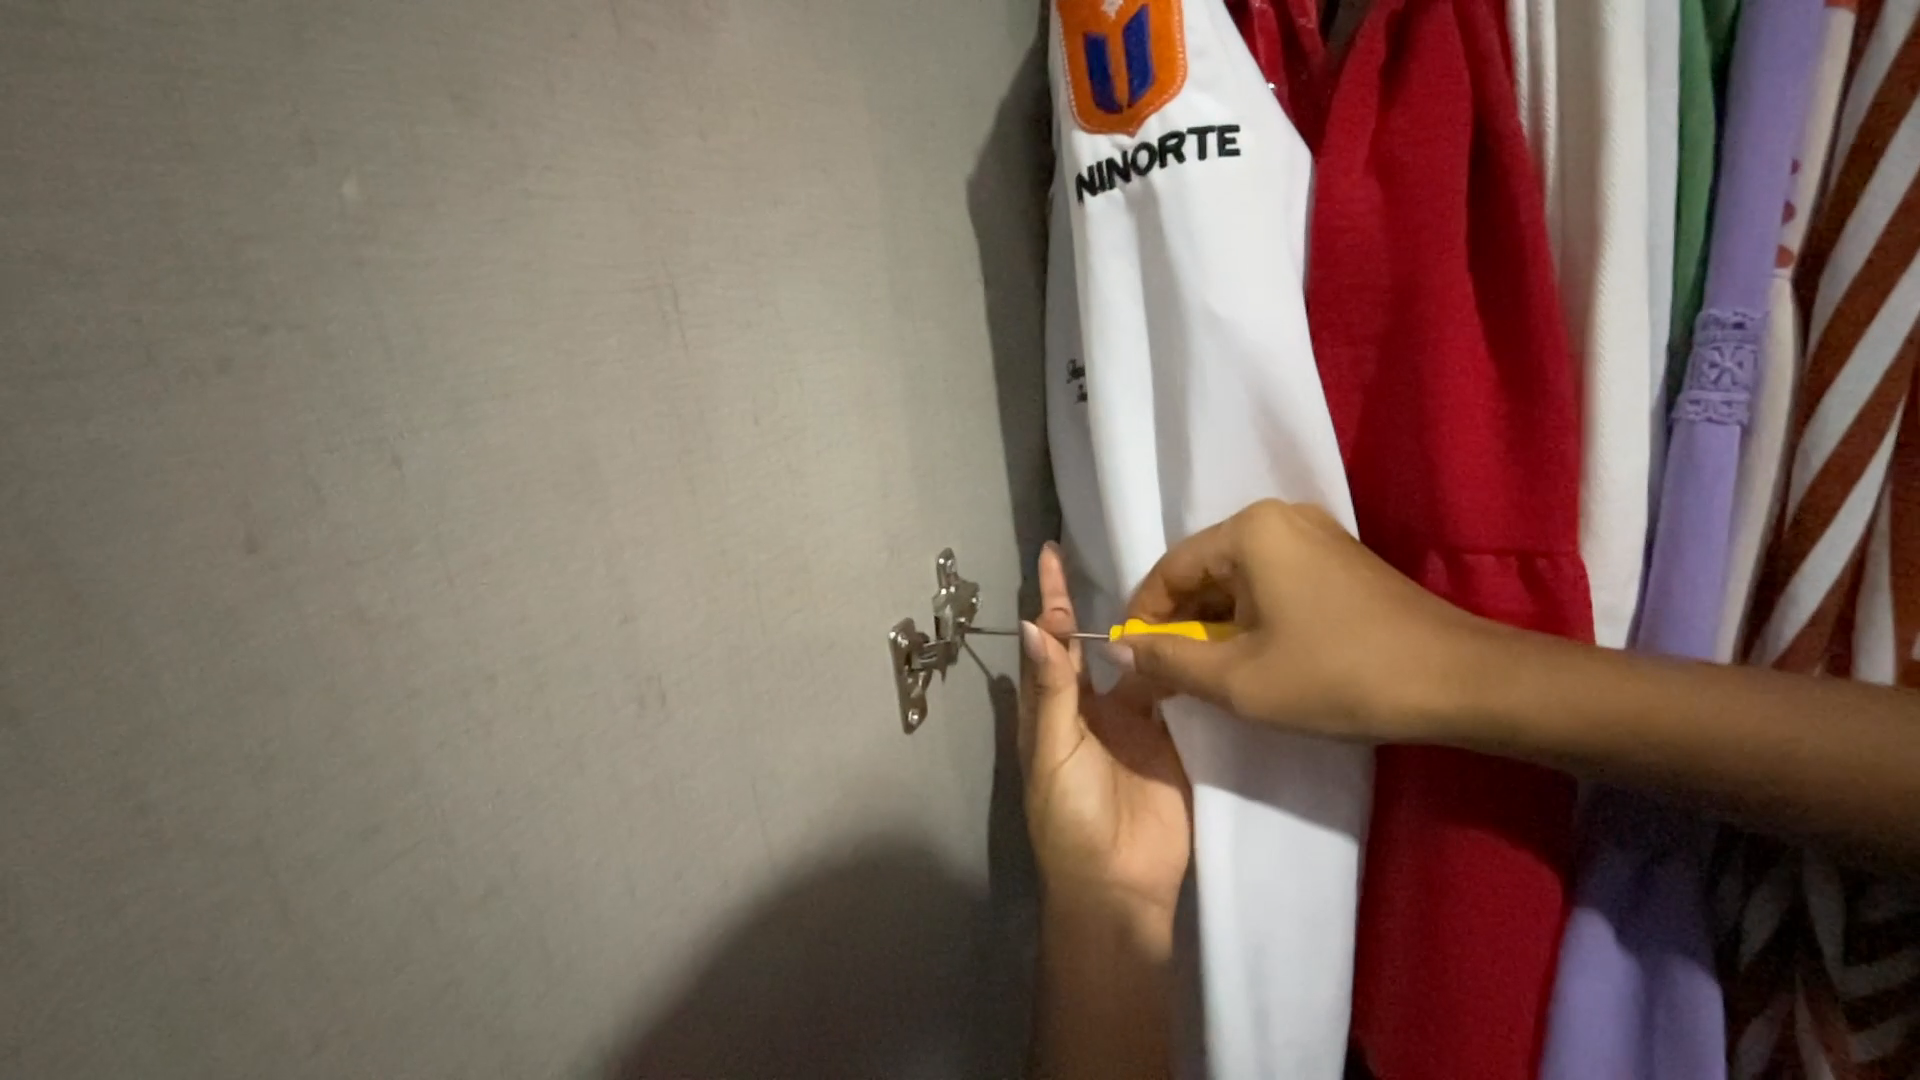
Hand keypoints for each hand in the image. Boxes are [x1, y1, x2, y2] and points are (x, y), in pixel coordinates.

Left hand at [1020, 543, 1191, 922]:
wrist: (1120, 886)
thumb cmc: (1070, 817)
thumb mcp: (1053, 751)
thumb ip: (1050, 690)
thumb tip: (1032, 623)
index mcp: (1053, 708)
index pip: (1049, 642)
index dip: (1050, 598)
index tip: (1052, 552)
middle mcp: (1091, 707)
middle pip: (1092, 645)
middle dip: (1096, 603)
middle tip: (1114, 553)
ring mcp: (1134, 722)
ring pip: (1137, 662)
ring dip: (1144, 628)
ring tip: (1163, 581)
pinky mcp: (1172, 739)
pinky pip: (1175, 692)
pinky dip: (1180, 664)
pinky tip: (1196, 630)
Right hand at [1122, 499, 1487, 741]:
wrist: (1460, 684)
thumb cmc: (1337, 677)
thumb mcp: (1238, 679)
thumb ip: (1168, 660)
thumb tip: (1117, 650)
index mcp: (1248, 531)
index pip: (1168, 570)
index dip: (1142, 619)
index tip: (1133, 663)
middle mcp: (1277, 518)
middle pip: (1202, 570)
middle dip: (1180, 623)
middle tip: (1168, 674)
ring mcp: (1314, 536)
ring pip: (1236, 579)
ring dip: (1215, 623)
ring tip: (1208, 671)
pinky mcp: (1337, 560)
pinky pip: (1270, 582)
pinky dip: (1250, 617)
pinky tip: (1252, 656)